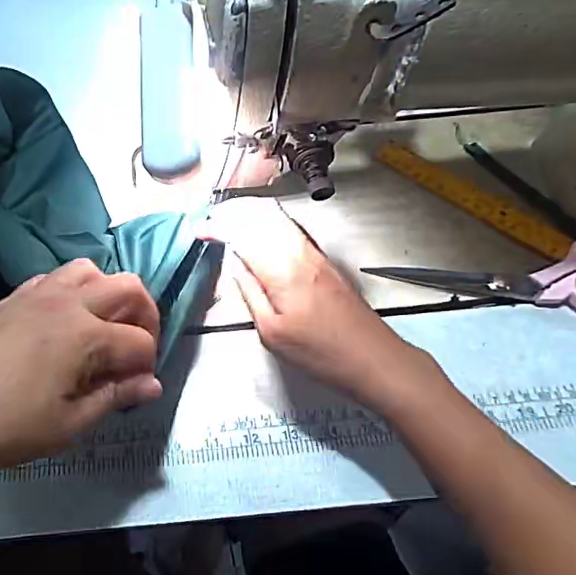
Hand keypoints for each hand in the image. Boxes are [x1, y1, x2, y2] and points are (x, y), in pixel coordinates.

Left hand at [0, 259, 163, 493]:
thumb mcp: (64, 426)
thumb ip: (113, 399)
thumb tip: (150, 384)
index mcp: (86, 334)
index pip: (139, 341)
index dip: (147, 367)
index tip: (135, 392)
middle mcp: (67, 302)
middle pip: (127, 287)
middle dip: (145, 316)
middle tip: (134, 353)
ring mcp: (35, 294)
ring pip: (90, 271)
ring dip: (109, 296)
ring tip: (100, 333)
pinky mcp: (8, 298)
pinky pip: (55, 278)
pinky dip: (73, 293)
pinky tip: (59, 328)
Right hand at [207, 198, 438, 407]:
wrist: (373, 358)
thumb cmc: (323, 354)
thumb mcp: (272, 332)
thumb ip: (250, 293)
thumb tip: (235, 267)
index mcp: (283, 269)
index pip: (243, 235)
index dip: (218, 228)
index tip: (201, 230)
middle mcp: (301, 253)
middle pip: (262, 219)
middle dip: (233, 216)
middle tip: (213, 224)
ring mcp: (318, 256)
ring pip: (279, 222)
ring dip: (252, 218)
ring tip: (231, 225)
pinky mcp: (328, 263)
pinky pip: (293, 233)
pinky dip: (271, 227)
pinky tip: (264, 237)